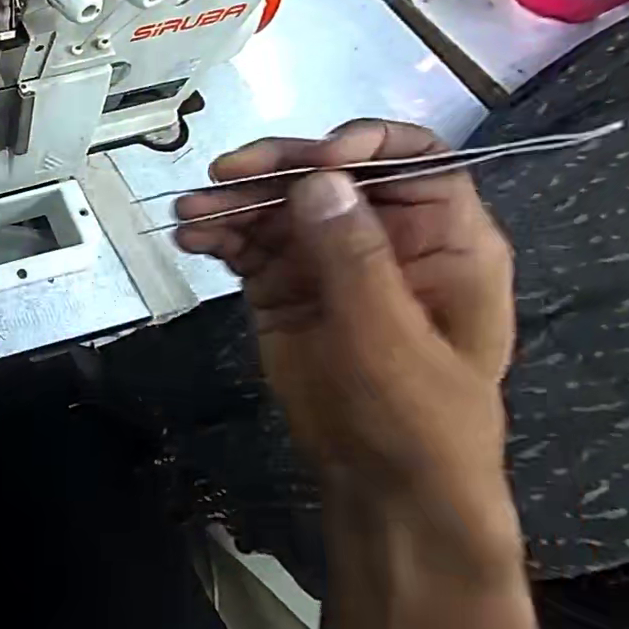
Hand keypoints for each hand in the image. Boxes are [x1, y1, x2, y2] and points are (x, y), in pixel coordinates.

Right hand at [173, 120, 514, 511]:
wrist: (379, 484)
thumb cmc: (415, 416)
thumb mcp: (392, 337)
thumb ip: (356, 258)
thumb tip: (318, 179)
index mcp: (439, 238)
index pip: (411, 160)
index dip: (364, 144)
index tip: (314, 158)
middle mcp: (380, 236)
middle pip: (328, 176)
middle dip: (276, 169)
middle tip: (223, 174)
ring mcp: (326, 260)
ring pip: (278, 209)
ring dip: (232, 203)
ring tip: (188, 211)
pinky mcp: (284, 286)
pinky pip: (248, 246)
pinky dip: (218, 237)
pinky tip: (191, 238)